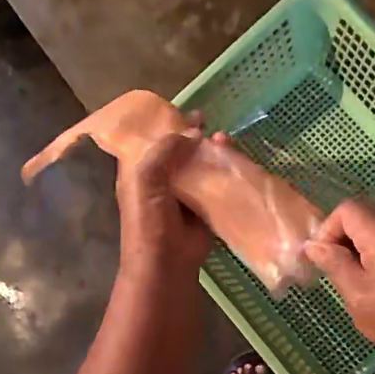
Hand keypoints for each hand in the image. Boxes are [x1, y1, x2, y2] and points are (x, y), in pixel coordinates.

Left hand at [115, 125, 211, 278]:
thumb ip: (165, 150)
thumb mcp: (146, 178)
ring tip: (225, 138)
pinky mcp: (204, 208)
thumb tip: (193, 132)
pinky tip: (234, 159)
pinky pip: (216, 184)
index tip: (183, 110)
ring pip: (200, 166)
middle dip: (193, 135)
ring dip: (212, 152)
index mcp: (140, 174)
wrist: (166, 263)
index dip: (166, 126)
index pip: (152, 143)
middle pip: (179, 151)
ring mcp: (184, 195)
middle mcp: (161, 182)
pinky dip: (225, 172)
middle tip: (208, 120)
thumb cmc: (149, 221)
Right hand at [303, 199, 374, 373]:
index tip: (324, 261)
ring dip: (358, 243)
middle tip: (335, 269)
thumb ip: (334, 264)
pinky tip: (374, 279)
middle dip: (341, 235)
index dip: (327, 230)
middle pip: (362, 212)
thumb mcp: (358, 296)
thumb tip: (312, 245)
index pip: (346, 209)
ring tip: (353, 277)